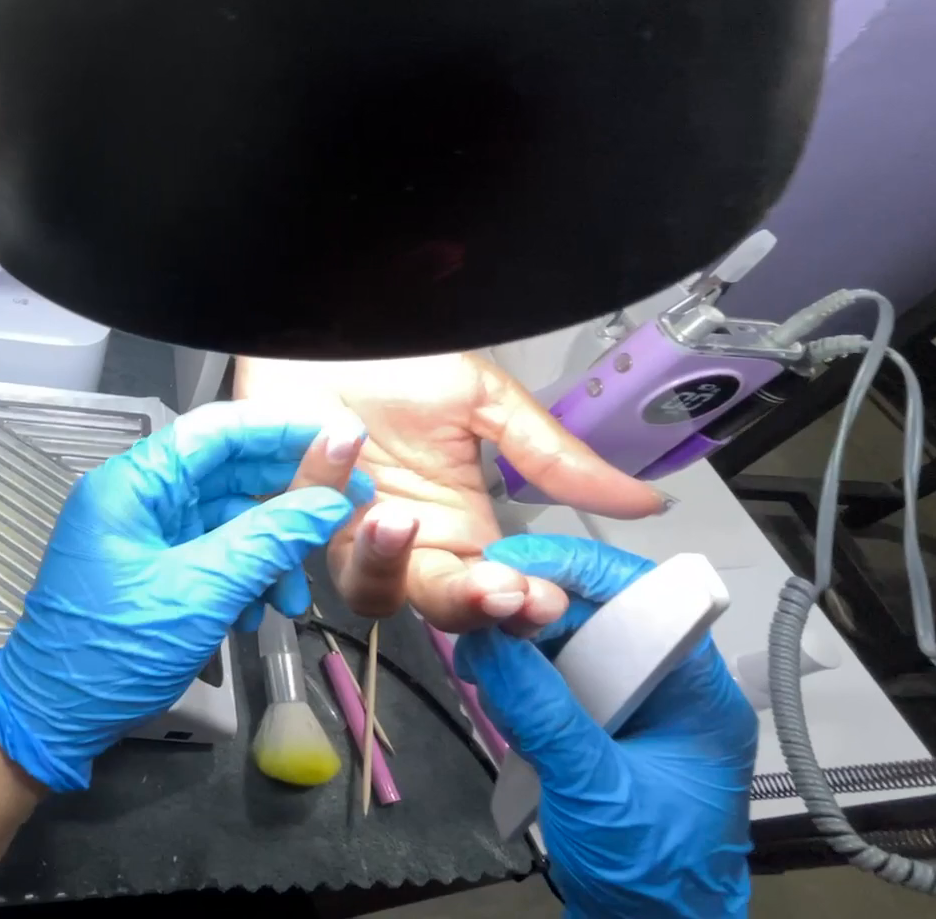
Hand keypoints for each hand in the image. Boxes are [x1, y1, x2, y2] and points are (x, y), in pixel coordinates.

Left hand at [0, 401, 371, 790]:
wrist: (56, 715)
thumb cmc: (115, 649)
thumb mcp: (200, 592)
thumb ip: (267, 541)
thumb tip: (331, 500)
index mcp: (133, 484)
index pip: (214, 431)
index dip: (279, 427)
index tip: (339, 434)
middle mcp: (137, 496)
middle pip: (225, 471)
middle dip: (285, 495)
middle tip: (346, 508)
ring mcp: (143, 530)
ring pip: (224, 517)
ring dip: (268, 550)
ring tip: (294, 598)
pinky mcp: (152, 563)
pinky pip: (210, 550)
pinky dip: (242, 574)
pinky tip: (260, 610)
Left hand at [235, 354, 666, 632]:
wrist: (326, 327)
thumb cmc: (396, 361)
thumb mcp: (482, 399)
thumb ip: (551, 455)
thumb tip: (647, 502)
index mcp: (456, 520)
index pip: (494, 590)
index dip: (517, 607)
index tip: (541, 596)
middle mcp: (404, 536)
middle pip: (436, 606)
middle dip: (468, 604)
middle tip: (495, 584)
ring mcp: (343, 526)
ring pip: (364, 588)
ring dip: (384, 563)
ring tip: (396, 518)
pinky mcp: (288, 506)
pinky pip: (300, 526)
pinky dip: (320, 489)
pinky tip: (341, 444)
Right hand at [456, 536, 757, 917]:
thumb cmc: (648, 867)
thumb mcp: (596, 790)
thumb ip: (543, 713)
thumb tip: (483, 638)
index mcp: (691, 686)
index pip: (639, 592)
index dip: (571, 566)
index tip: (502, 563)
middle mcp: (657, 677)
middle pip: (587, 607)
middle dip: (527, 606)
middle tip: (474, 620)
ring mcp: (620, 694)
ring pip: (555, 633)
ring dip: (511, 641)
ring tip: (481, 669)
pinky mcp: (586, 711)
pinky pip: (541, 666)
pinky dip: (509, 668)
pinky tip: (491, 688)